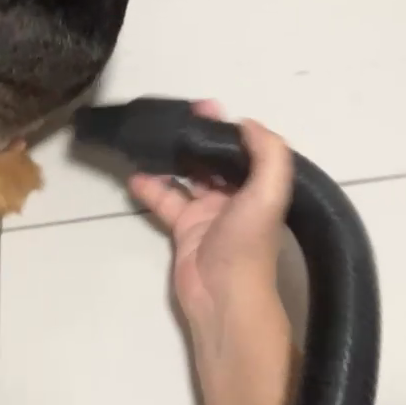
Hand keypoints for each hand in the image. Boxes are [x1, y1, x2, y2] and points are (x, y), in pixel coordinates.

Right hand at [127, 102, 293, 327]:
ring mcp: (208, 212)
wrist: (223, 296)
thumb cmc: (248, 242)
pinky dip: (151, 186)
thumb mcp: (269, 193)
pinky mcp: (184, 228)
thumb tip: (247, 123)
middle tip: (178, 116)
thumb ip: (269, 154)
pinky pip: (166, 200)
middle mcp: (237, 196)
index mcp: (259, 187)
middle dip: (200, 137)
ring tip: (154, 136)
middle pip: (217, 158)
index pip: (246, 149)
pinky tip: (135, 172)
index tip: (207, 109)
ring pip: (189, 175)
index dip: (229, 127)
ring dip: (174, 157)